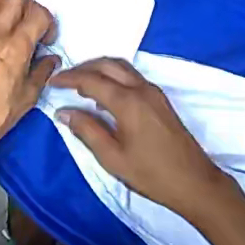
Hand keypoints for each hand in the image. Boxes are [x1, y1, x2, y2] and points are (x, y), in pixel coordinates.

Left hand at [0, 0, 57, 153]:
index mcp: (16, 47)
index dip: (48, 23)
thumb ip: (43, 70)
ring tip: (14, 20)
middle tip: (33, 24)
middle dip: (30, 7)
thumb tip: (50, 59)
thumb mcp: (30, 94)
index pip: (38, 14)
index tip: (47, 39)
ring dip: (8, 4)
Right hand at [52, 59, 237, 221]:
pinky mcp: (161, 100)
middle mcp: (143, 89)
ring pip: (123, 68)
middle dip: (84, 67)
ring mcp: (154, 93)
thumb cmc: (150, 173)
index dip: (69, 78)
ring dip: (100, 70)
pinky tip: (104, 96)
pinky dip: (115, 78)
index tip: (51, 82)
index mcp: (128, 101)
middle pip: (109, 65)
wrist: (193, 180)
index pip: (92, 80)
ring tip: (80, 84)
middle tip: (63, 79)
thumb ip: (87, 131)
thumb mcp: (112, 157)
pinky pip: (133, 78)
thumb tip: (64, 111)